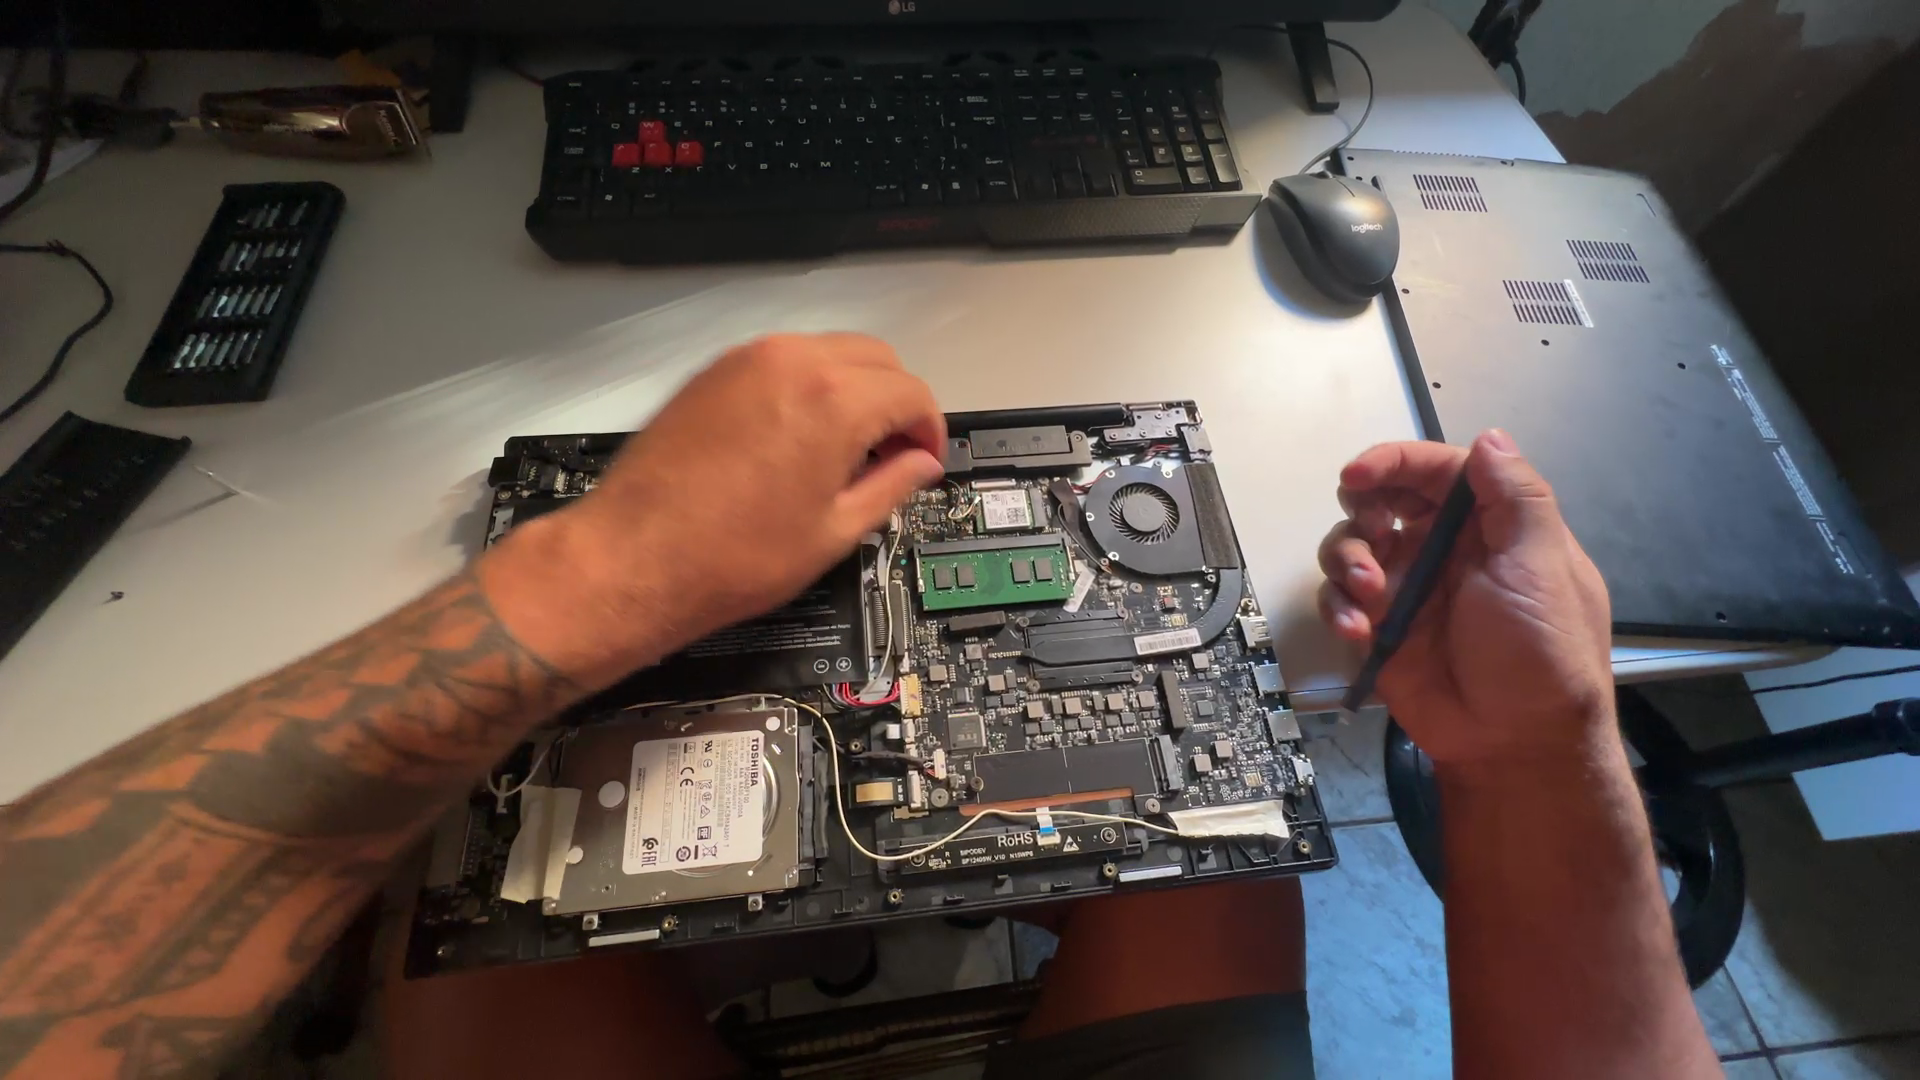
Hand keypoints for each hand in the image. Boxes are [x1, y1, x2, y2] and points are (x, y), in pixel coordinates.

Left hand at [478, 333, 946, 689]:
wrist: (634, 558)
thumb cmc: (734, 557)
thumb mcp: (835, 531)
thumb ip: (892, 486)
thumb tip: (921, 466)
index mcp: (834, 401)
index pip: (912, 393)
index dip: (930, 430)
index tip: (923, 461)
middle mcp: (794, 361)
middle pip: (879, 359)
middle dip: (898, 403)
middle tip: (893, 454)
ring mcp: (749, 360)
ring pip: (832, 352)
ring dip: (857, 390)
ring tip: (846, 449)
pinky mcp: (716, 371)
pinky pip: (787, 360)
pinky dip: (812, 385)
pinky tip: (802, 436)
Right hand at [1316, 431, 1612, 765]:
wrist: (1511, 741)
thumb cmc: (1541, 652)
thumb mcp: (1542, 569)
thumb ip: (1517, 500)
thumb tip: (1490, 438)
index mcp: (1485, 528)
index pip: (1433, 473)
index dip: (1393, 462)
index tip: (1357, 476)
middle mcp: (1437, 549)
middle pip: (1378, 502)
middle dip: (1360, 512)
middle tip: (1368, 535)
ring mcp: (1400, 586)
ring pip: (1346, 547)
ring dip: (1346, 563)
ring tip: (1368, 595)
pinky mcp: (1372, 623)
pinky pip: (1335, 599)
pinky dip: (1336, 608)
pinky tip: (1357, 631)